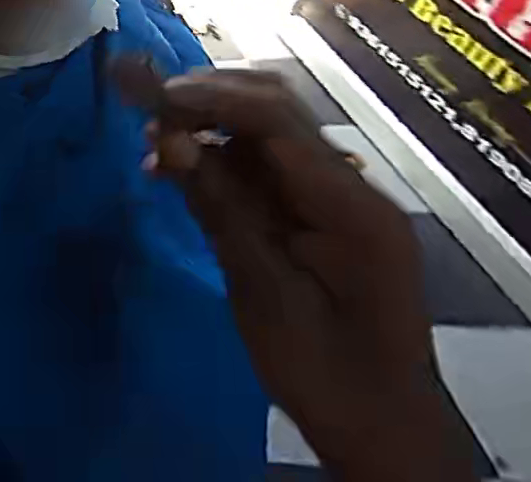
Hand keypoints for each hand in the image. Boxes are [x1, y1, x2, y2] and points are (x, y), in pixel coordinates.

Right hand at [112, 64, 474, 481]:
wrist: (383, 432)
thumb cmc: (326, 373)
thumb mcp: (263, 293)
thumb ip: (218, 208)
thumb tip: (167, 139)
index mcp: (351, 207)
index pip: (276, 120)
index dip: (209, 97)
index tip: (150, 97)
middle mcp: (347, 185)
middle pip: (273, 107)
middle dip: (206, 97)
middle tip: (146, 107)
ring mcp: (330, 194)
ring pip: (259, 128)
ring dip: (203, 123)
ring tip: (153, 141)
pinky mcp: (310, 207)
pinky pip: (255, 161)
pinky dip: (211, 154)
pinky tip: (175, 168)